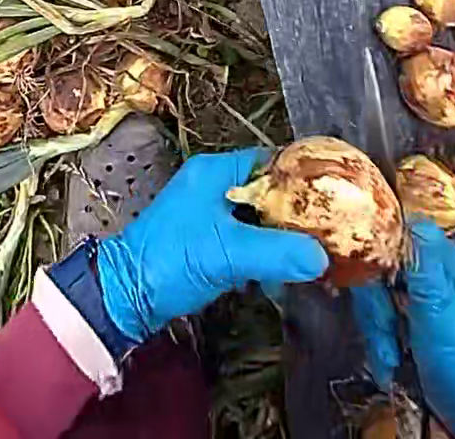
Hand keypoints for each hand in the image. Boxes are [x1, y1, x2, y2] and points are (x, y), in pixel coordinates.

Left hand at [96, 148, 328, 341]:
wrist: (126, 294)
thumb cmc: (175, 259)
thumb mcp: (228, 253)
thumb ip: (276, 252)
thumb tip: (321, 257)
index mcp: (216, 170)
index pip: (270, 161)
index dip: (299, 177)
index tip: (328, 194)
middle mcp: (212, 182)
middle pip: (266, 188)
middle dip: (293, 210)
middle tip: (323, 229)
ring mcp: (206, 209)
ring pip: (256, 214)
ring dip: (278, 233)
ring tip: (309, 252)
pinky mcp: (204, 235)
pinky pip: (244, 234)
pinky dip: (262, 248)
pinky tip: (280, 269)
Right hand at [352, 221, 454, 438]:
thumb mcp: (442, 306)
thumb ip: (421, 260)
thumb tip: (406, 212)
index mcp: (438, 260)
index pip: (394, 230)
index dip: (375, 249)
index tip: (368, 277)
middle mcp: (427, 275)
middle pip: (378, 266)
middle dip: (374, 303)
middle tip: (387, 331)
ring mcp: (418, 305)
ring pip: (375, 298)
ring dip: (376, 330)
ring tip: (392, 359)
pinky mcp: (410, 333)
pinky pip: (379, 325)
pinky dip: (379, 346)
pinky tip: (390, 365)